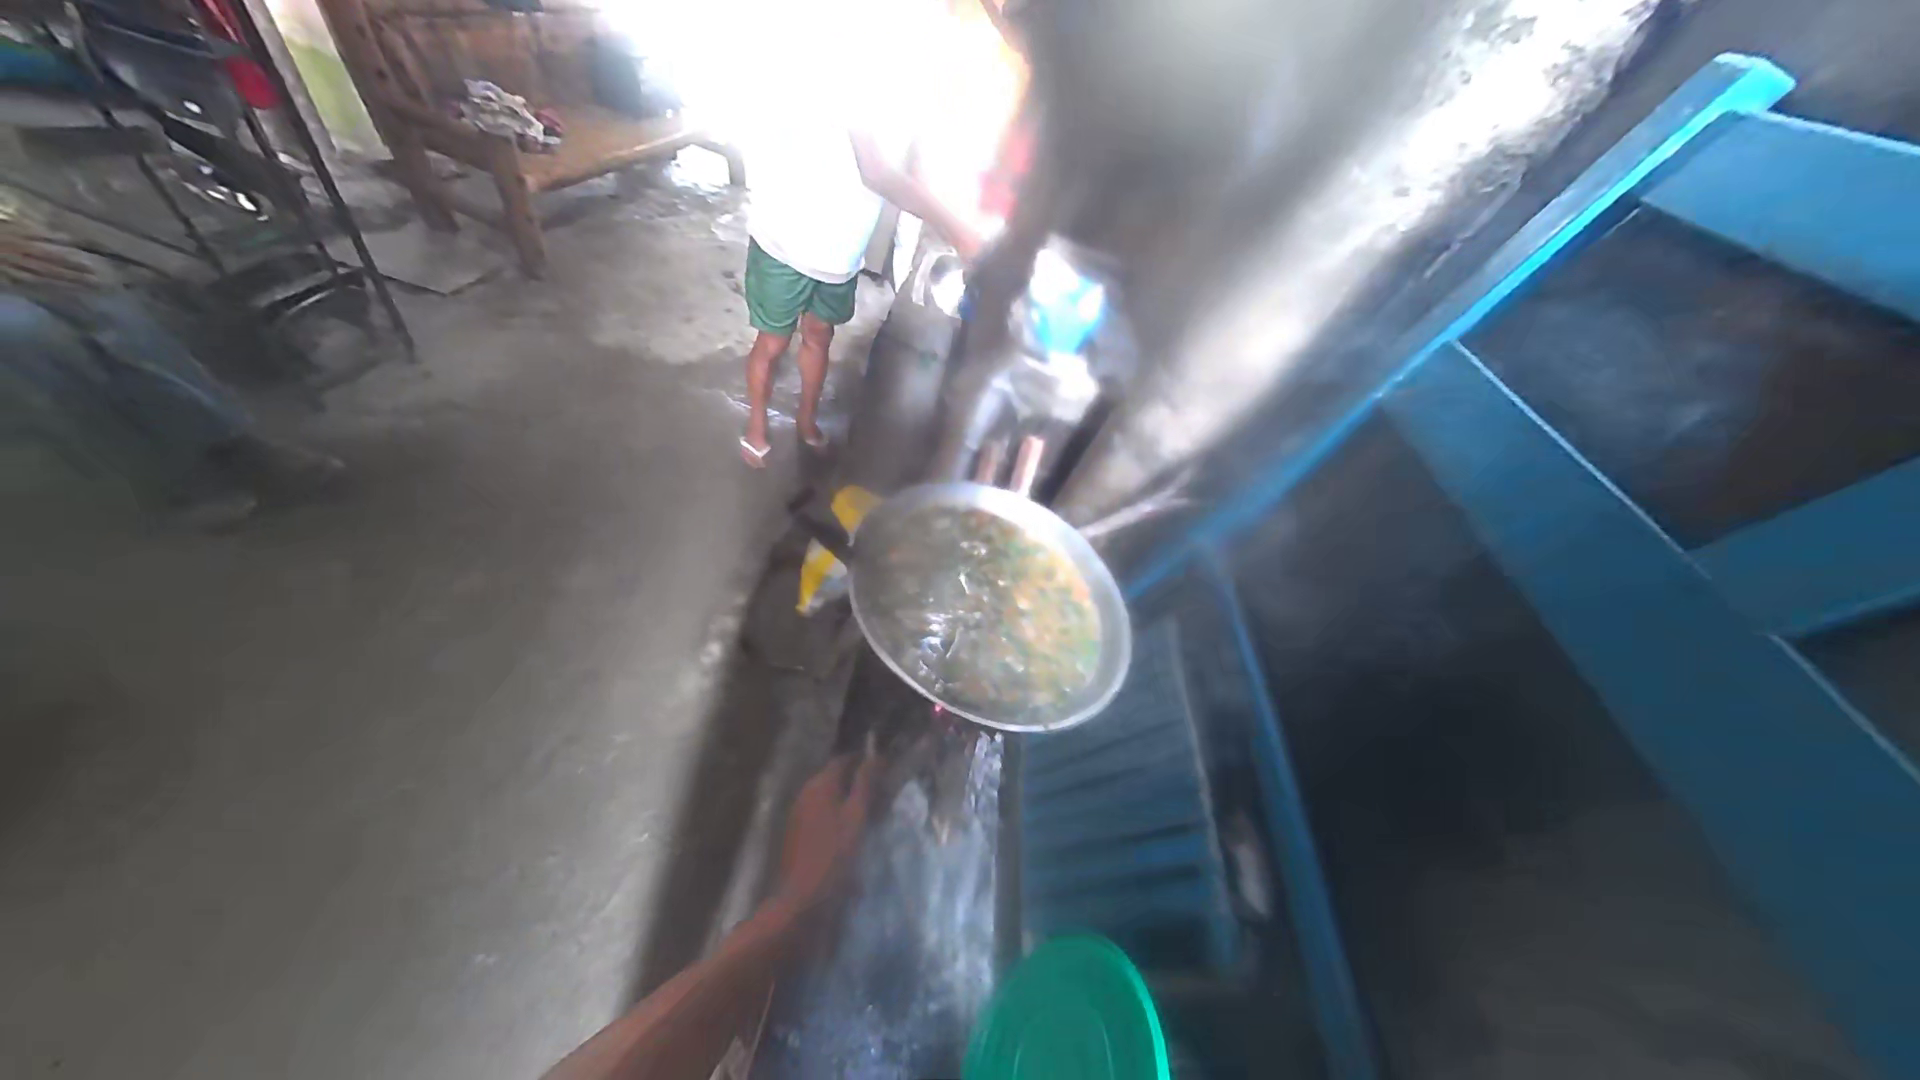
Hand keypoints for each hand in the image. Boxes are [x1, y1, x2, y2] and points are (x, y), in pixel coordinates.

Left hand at [777, 753, 879, 905]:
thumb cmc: (834, 855)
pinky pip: (823, 814)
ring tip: (874, 815)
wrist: (801, 901)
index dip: (865, 761)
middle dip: (859, 782)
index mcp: (820, 783)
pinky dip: (839, 817)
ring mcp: (799, 814)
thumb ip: (865, 784)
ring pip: (830, 797)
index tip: (886, 769)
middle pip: (836, 777)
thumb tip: (875, 755)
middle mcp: (806, 792)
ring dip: (850, 801)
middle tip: (884, 794)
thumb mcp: (856, 816)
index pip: (844, 759)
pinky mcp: (798, 834)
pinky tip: (854, 832)